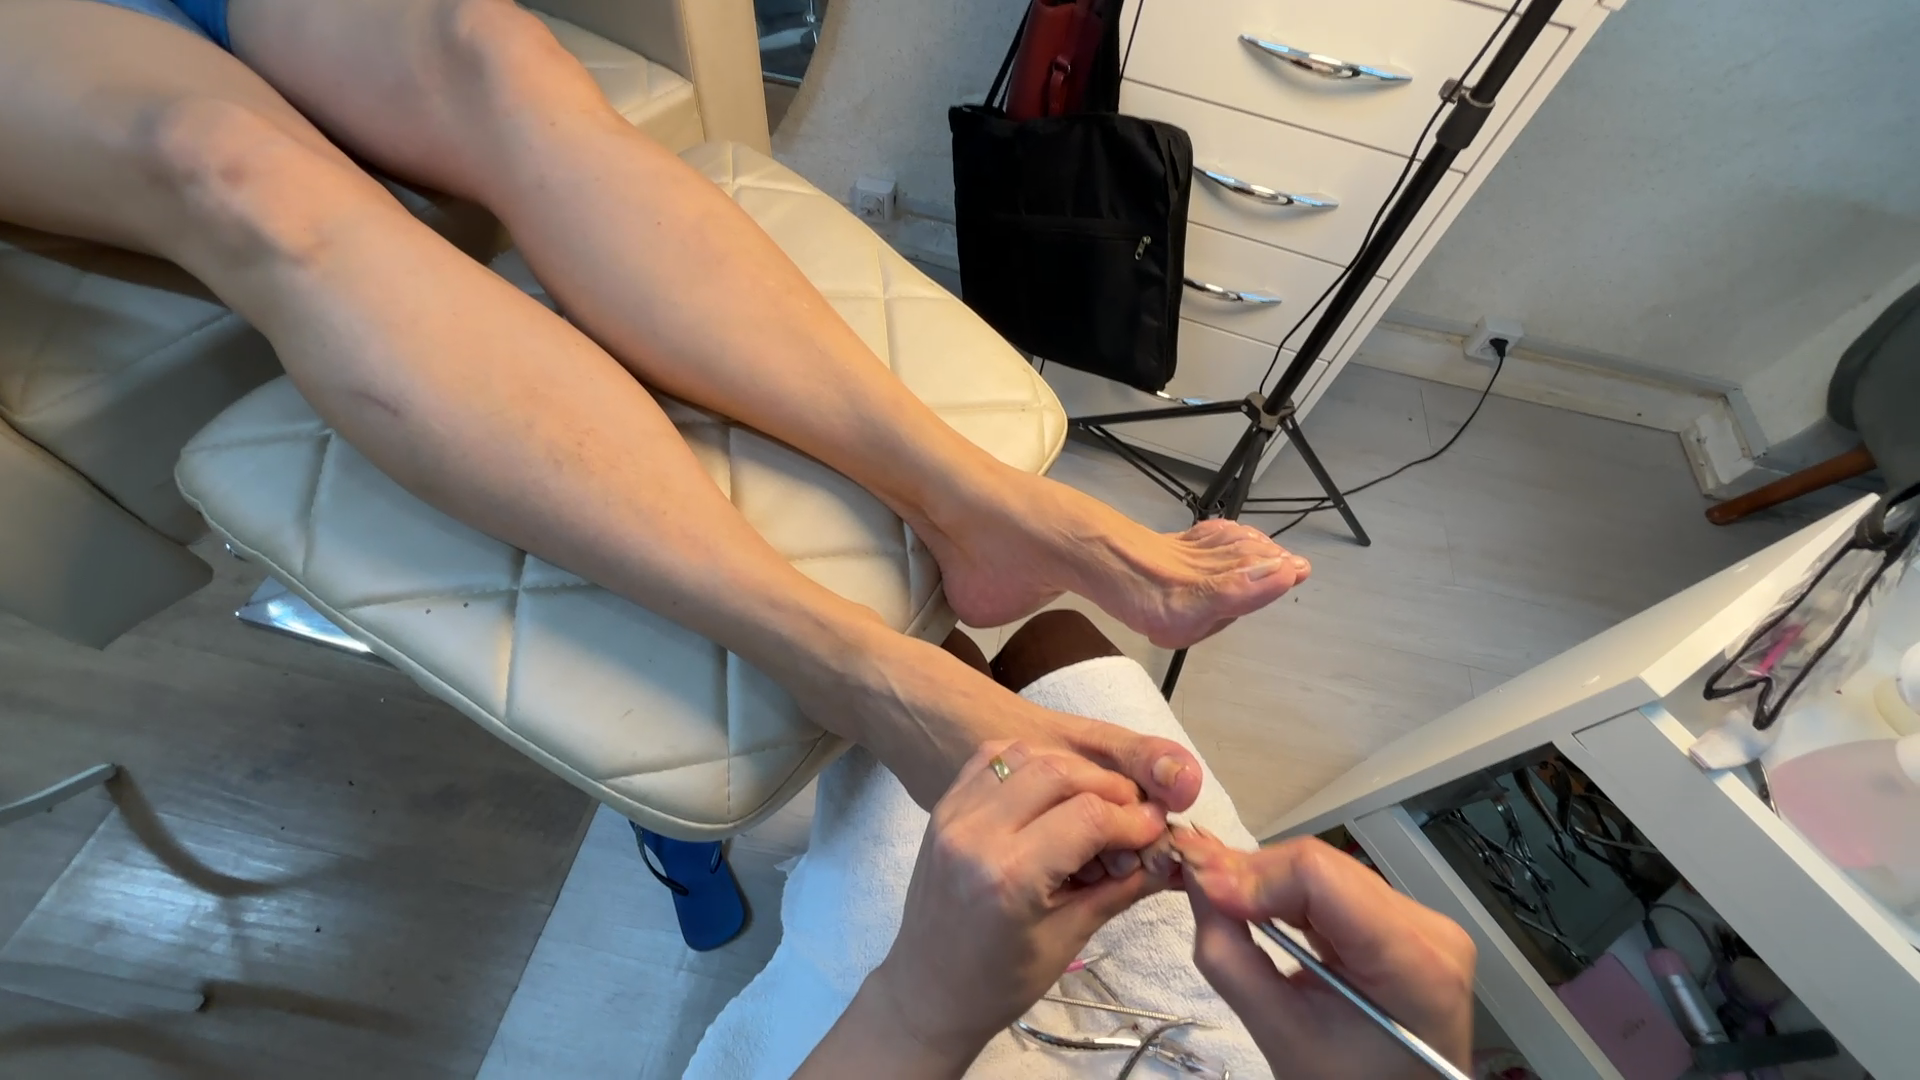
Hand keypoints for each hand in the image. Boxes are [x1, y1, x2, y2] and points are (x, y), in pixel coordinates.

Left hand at [868, 740, 1175, 1065]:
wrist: (927, 989)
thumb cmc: (1000, 981)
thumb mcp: (1068, 939)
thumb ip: (1119, 888)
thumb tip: (1168, 856)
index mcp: (1009, 876)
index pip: (1086, 817)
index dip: (1131, 818)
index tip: (1155, 827)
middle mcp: (977, 832)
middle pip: (1057, 772)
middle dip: (1106, 785)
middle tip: (1131, 809)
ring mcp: (954, 813)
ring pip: (1024, 754)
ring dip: (1068, 767)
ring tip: (1092, 796)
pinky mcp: (943, 806)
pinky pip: (990, 758)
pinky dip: (1027, 760)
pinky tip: (1048, 785)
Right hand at [1176, 829, 1476, 1078]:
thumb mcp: (1278, 1032)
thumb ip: (1226, 951)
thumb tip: (1193, 873)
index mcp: (1414, 959)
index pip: (1319, 875)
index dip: (1253, 874)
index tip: (1204, 889)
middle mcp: (1427, 924)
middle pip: (1318, 865)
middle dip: (1250, 875)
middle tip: (1197, 886)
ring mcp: (1419, 918)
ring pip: (1318, 867)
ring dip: (1262, 880)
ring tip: (1221, 899)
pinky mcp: (1400, 918)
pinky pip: (1327, 883)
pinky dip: (1282, 892)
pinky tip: (1255, 906)